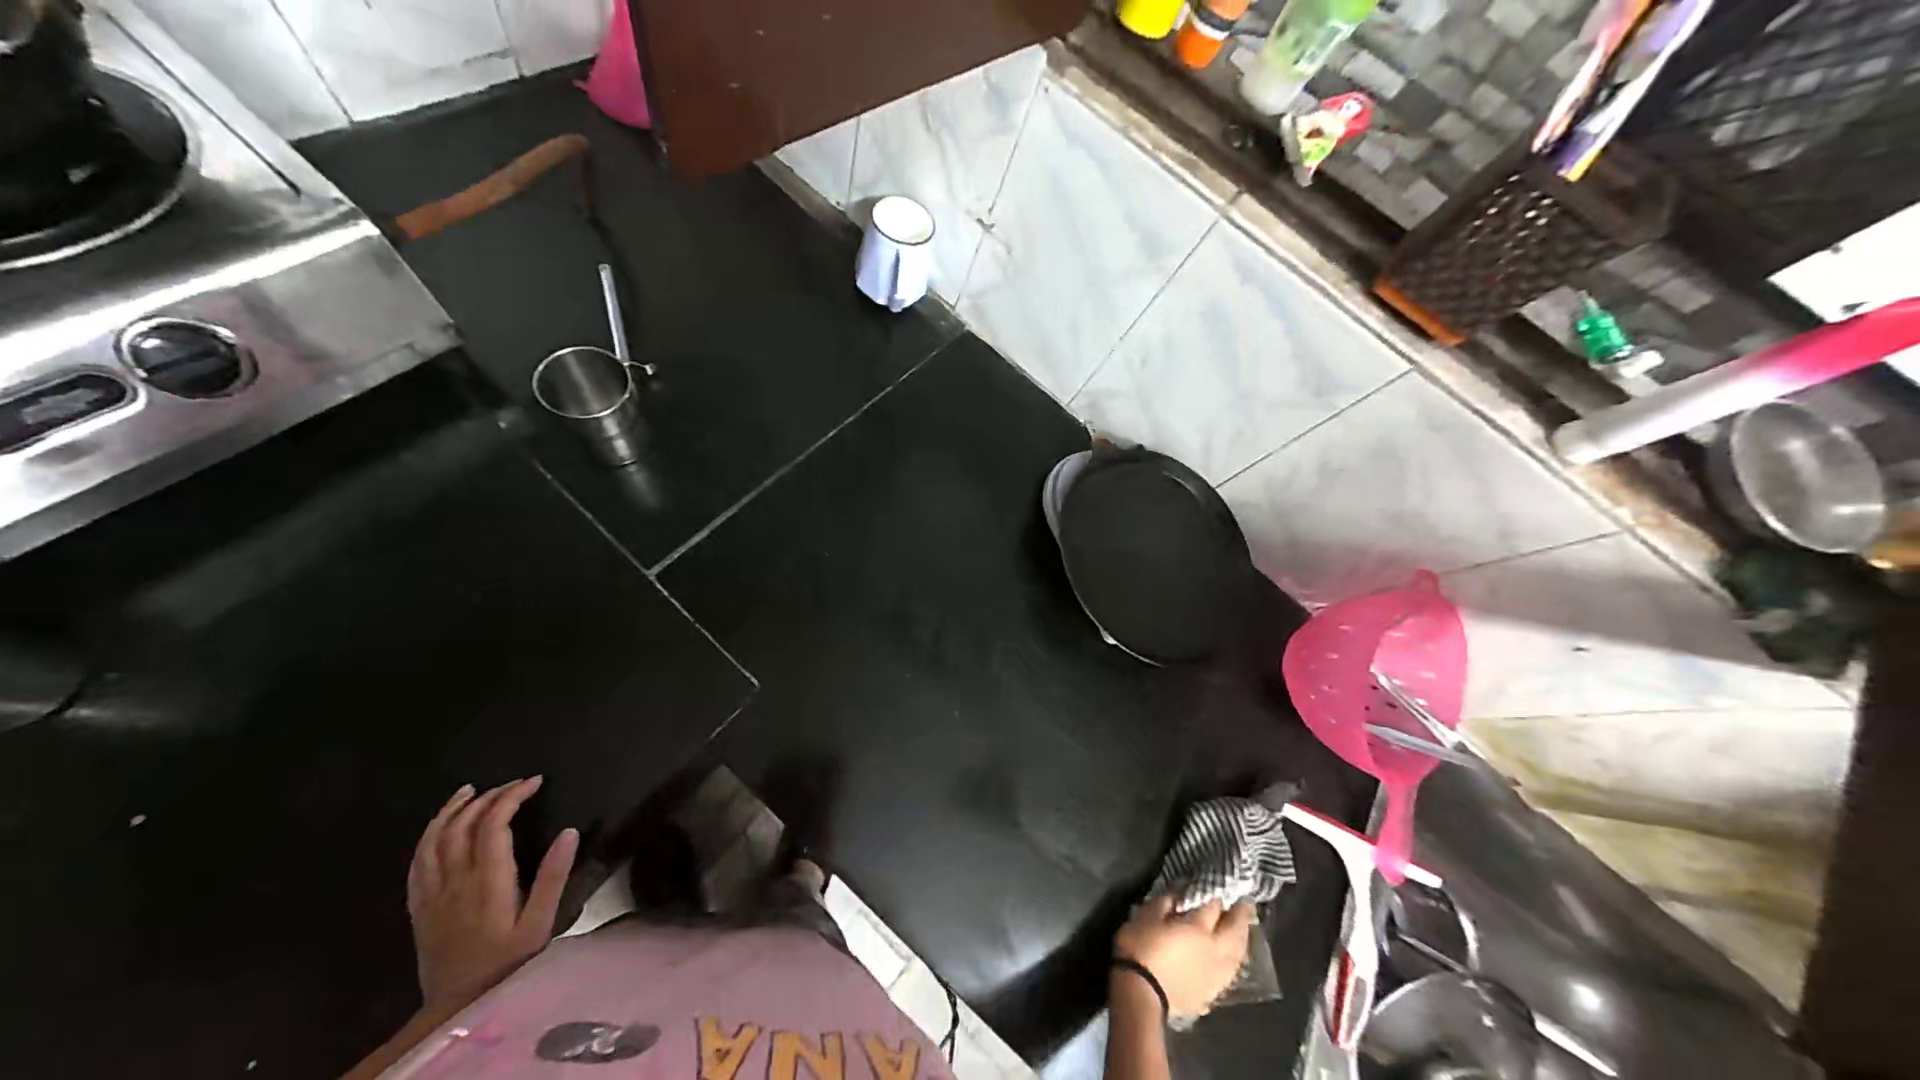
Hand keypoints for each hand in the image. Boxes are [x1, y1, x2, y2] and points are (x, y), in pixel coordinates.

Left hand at [406, 777, 578, 1016]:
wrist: (456, 1005)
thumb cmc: (507, 961)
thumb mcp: (540, 922)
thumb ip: (553, 876)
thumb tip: (569, 831)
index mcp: (487, 881)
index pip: (494, 824)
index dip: (512, 796)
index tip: (534, 781)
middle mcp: (455, 880)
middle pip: (463, 825)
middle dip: (489, 796)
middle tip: (514, 783)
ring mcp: (432, 892)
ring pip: (433, 839)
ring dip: (452, 809)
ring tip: (470, 790)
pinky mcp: (419, 905)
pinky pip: (416, 862)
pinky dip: (428, 836)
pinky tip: (438, 827)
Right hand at [1113, 896, 1253, 1016]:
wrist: (1140, 995)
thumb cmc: (1140, 948)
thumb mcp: (1146, 916)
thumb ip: (1165, 901)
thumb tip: (1179, 890)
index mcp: (1198, 928)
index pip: (1213, 907)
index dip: (1216, 896)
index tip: (1218, 888)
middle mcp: (1214, 950)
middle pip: (1234, 931)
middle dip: (1241, 916)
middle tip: (1247, 904)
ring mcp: (1216, 975)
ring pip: (1237, 955)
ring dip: (1243, 941)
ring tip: (1244, 932)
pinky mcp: (1211, 994)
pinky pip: (1230, 975)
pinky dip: (1234, 963)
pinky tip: (1232, 961)